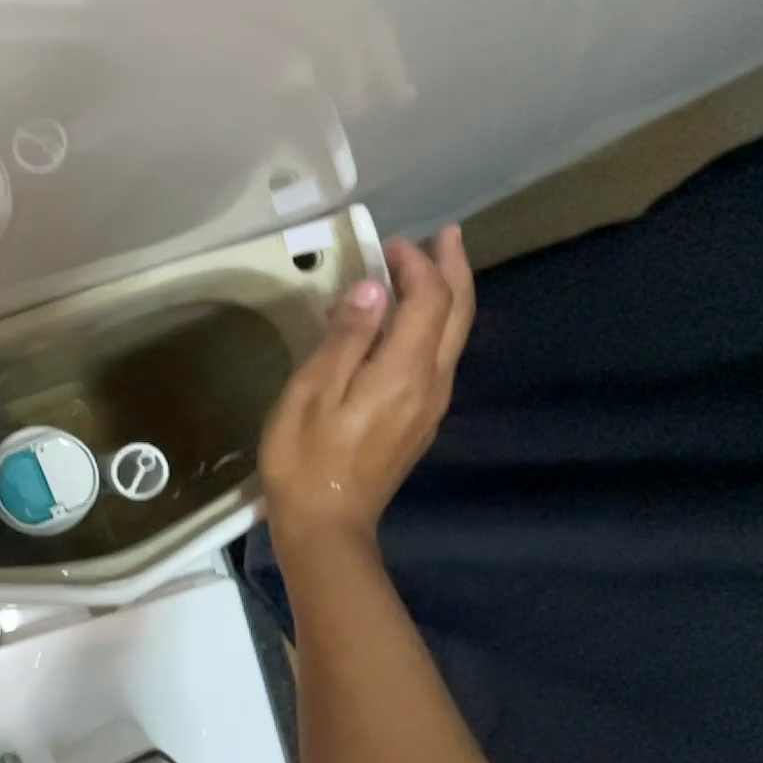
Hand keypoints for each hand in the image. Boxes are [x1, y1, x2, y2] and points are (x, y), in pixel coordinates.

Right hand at [260, 225, 474, 545]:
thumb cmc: (304, 459)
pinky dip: (434, 329)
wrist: (326, 524)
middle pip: (457, 315)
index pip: (428, 301)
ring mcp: (430, 406)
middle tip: (444, 237)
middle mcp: (431, 383)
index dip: (416, 266)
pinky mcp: (419, 423)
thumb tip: (372, 290)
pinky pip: (439, 360)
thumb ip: (344, 340)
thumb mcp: (310, 395)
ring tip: (431, 272)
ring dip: (448, 298)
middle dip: (453, 270)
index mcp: (403, 371)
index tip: (391, 244)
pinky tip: (413, 328)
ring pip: (454, 338)